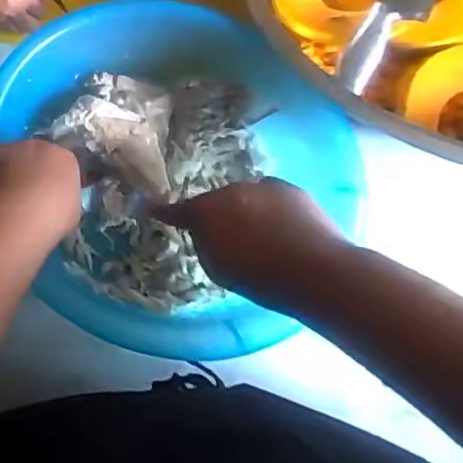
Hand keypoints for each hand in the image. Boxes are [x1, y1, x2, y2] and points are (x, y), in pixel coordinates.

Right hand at [0, 0, 44, 32]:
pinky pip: (7, 29)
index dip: (41, 1)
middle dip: (36, 17)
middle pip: (35, 24)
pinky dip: (11, 25)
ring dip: (24, 23)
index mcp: (22, 0)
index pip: (41, 7)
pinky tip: (7, 18)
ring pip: (22, 29)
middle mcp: (16, 15)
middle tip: (33, 9)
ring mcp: (3, 23)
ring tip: (22, 15)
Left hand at [0, 139, 84, 242]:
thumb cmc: (50, 222)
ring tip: (6, 197)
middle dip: (34, 172)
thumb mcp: (71, 213)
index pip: (62, 164)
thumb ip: (63, 197)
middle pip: (38, 156)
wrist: (15, 219)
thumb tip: (53, 199)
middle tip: (28, 196)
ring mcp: (14, 147)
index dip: (54, 181)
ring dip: (12, 171)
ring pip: (14, 157)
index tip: (50, 198)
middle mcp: (41, 145)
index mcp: (65, 159)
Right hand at [155, 178, 353, 309]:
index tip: (145, 203)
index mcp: (205, 211)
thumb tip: (205, 232)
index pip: (174, 210)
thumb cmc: (261, 277)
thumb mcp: (219, 269)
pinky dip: (274, 211)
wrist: (317, 271)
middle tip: (235, 243)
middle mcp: (228, 190)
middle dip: (220, 217)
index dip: (159, 209)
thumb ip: (204, 244)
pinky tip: (288, 232)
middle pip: (216, 202)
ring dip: (248, 212)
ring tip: (267, 240)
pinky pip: (271, 198)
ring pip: (245, 198)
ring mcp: (259, 185)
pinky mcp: (288, 188)